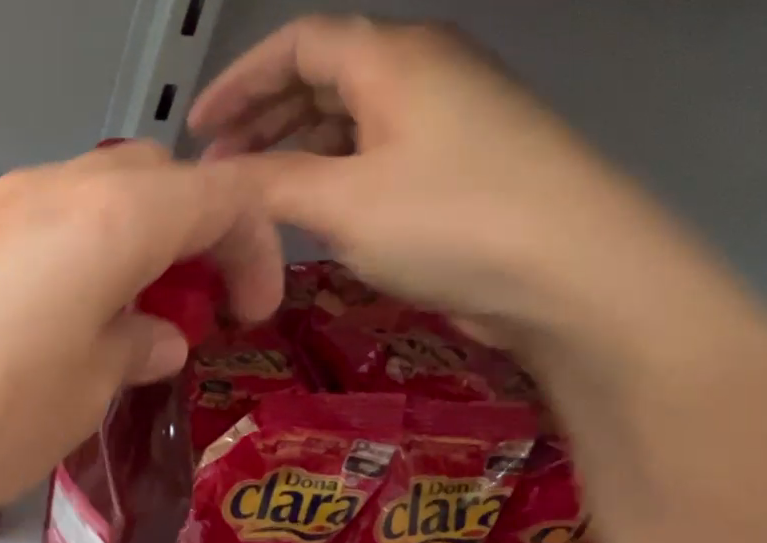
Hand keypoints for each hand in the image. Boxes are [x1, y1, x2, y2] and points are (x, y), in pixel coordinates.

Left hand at [0, 141, 281, 526]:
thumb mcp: (82, 398)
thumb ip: (132, 353)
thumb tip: (155, 337)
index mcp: (111, 217)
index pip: (221, 198)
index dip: (255, 252)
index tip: (250, 314)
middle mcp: (49, 192)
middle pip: (152, 183)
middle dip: (189, 236)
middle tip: (185, 310)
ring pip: (87, 204)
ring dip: (123, 250)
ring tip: (115, 328)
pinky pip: (30, 233)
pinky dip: (65, 265)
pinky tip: (44, 332)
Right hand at [189, 16, 676, 340]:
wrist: (574, 273)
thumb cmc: (451, 221)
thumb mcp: (341, 202)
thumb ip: (267, 185)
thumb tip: (214, 183)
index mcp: (394, 59)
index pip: (297, 45)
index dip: (237, 83)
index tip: (193, 132)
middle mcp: (422, 72)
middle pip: (321, 76)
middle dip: (258, 119)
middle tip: (214, 173)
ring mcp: (445, 117)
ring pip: (347, 117)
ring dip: (290, 149)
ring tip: (249, 197)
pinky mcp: (457, 163)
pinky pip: (373, 152)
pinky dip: (327, 172)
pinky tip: (306, 211)